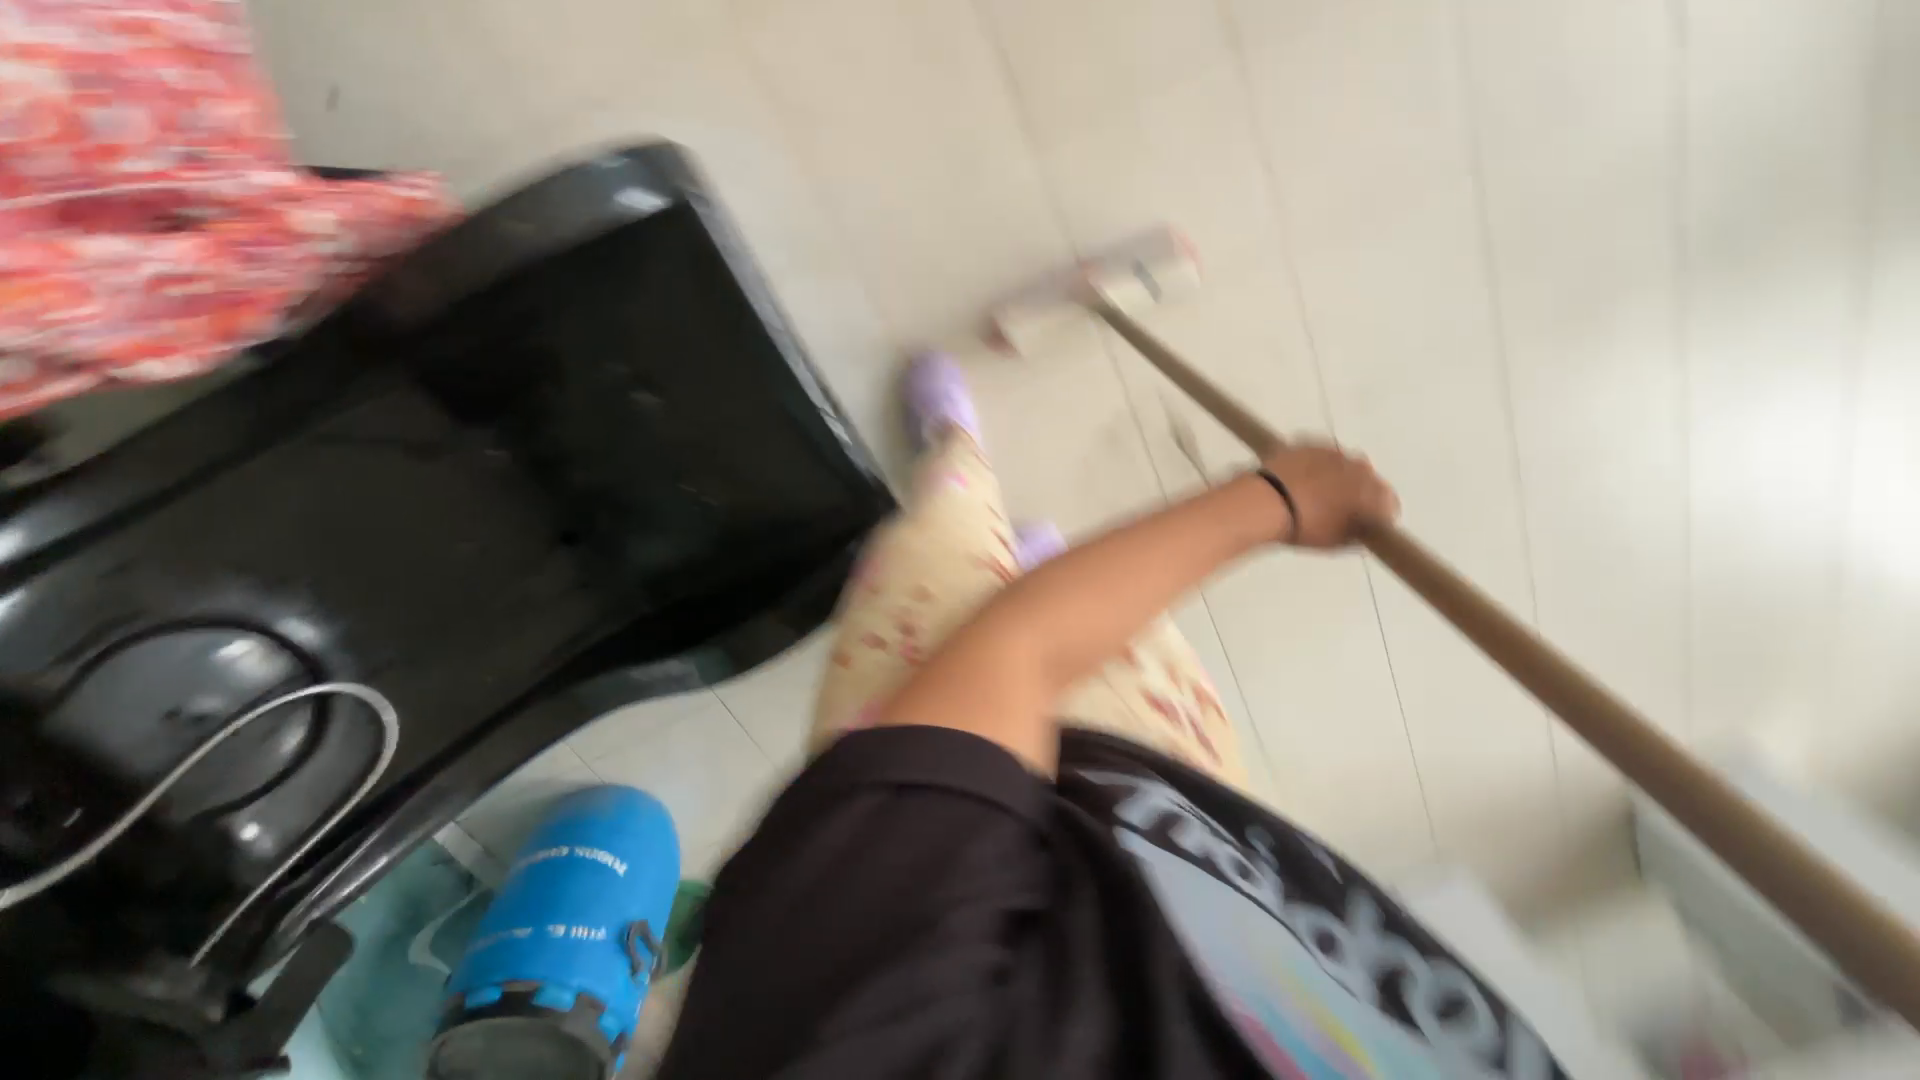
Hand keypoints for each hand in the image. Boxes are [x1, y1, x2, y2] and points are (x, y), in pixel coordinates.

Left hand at [1259, 440, 1399, 547]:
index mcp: (1372, 491)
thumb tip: (1362, 530)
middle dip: (1359, 492)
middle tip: (1340, 508)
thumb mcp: (1335, 541)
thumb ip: (1356, 533)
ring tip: (1318, 492)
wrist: (1264, 501)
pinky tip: (1302, 478)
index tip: (1369, 524)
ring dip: (1337, 476)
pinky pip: (1320, 455)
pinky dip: (1316, 465)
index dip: (1380, 515)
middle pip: (1368, 479)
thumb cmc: (1304, 526)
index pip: (1389, 503)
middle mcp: (1359, 466)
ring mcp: (1333, 451)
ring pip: (1344, 464)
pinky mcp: (1309, 443)